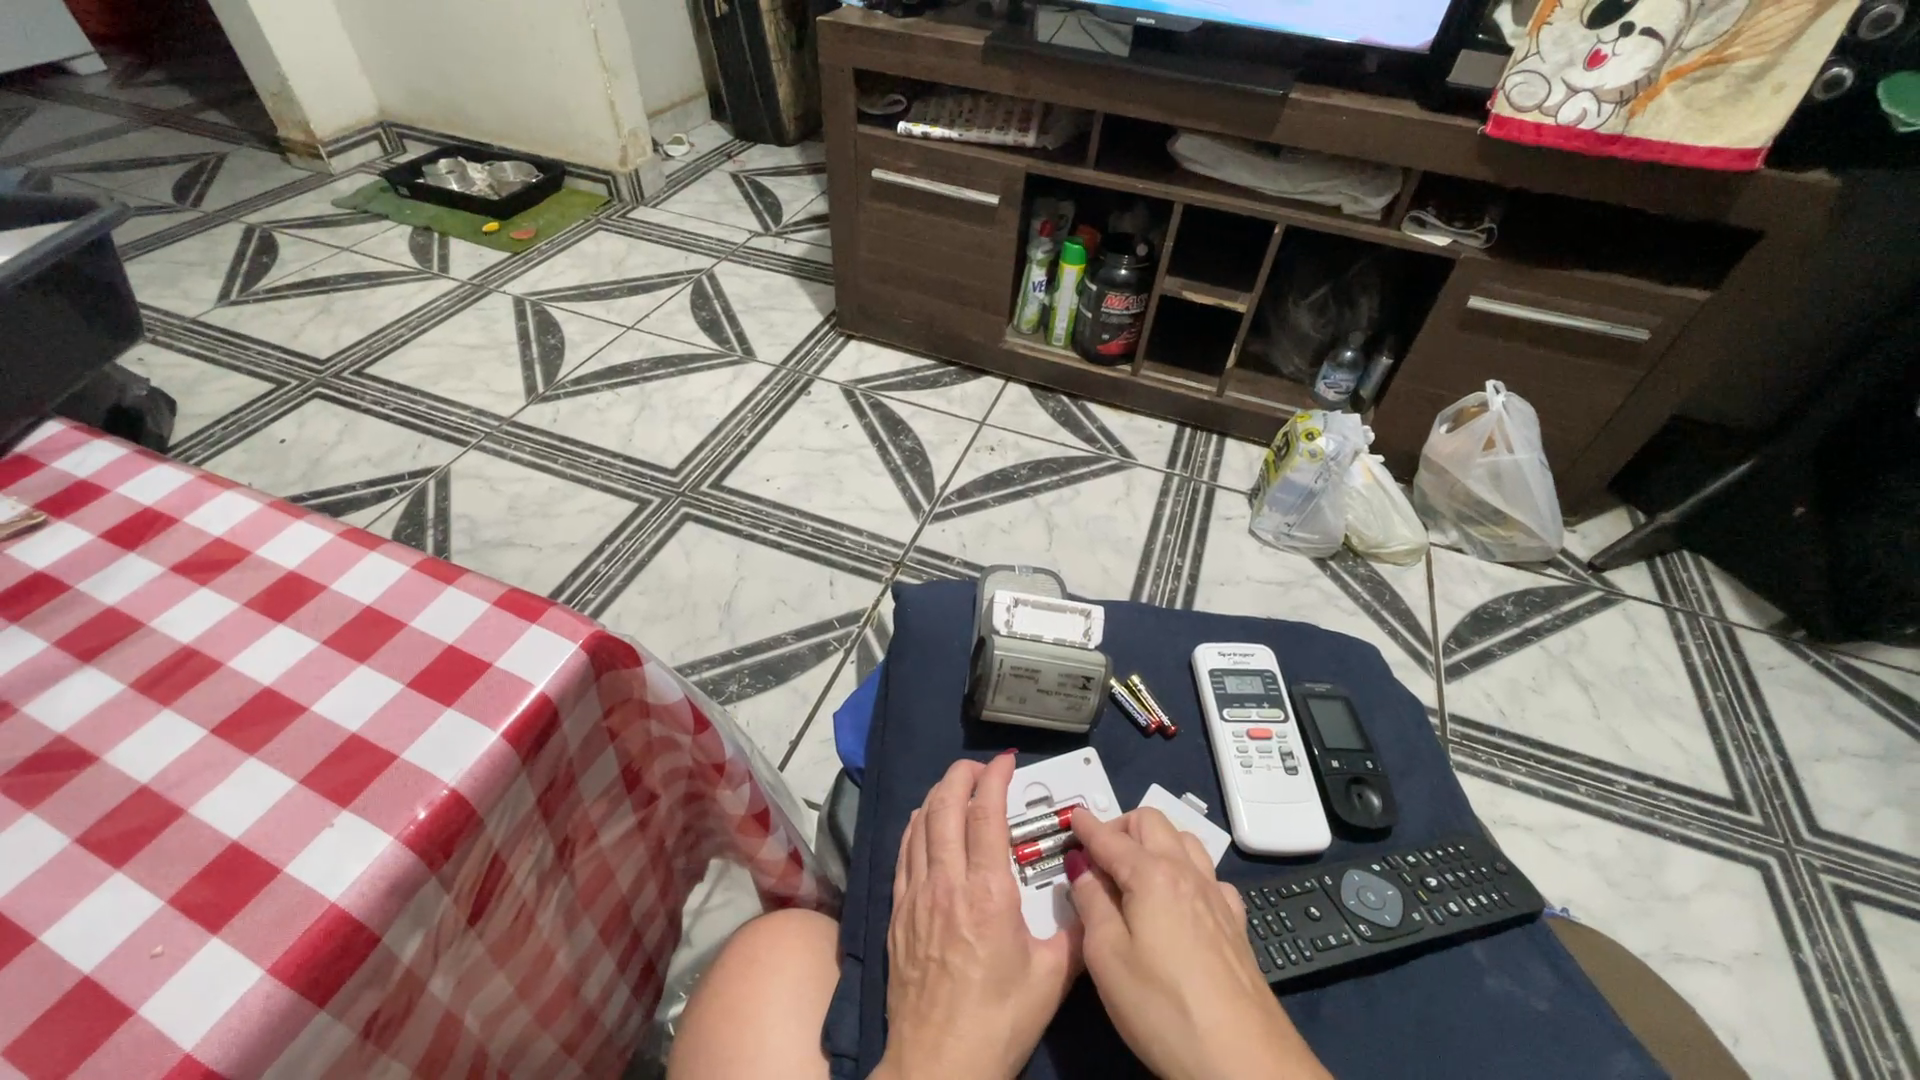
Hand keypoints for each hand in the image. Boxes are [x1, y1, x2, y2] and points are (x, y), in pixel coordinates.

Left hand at [875, 752, 1077, 1079]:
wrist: (939, 1063)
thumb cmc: (999, 1020)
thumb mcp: (1053, 977)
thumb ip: (1075, 929)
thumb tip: (1093, 896)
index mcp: (988, 891)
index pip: (986, 814)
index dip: (994, 778)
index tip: (1005, 761)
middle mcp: (946, 882)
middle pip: (945, 807)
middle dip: (961, 776)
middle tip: (979, 766)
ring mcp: (916, 896)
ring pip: (919, 825)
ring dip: (937, 796)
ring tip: (955, 785)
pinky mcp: (898, 914)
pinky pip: (903, 854)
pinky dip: (915, 827)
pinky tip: (922, 822)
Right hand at [1067, 809, 1332, 1079]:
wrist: (1242, 1058)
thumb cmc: (1162, 1007)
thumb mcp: (1106, 957)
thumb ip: (1090, 903)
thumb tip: (1082, 865)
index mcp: (1152, 874)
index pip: (1110, 838)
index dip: (1087, 826)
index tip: (1072, 816)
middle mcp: (1187, 872)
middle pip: (1152, 822)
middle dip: (1121, 826)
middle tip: (1097, 854)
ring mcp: (1217, 895)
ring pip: (1185, 840)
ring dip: (1155, 842)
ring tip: (1134, 871)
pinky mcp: (1235, 922)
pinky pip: (1208, 875)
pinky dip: (1186, 870)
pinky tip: (1178, 900)